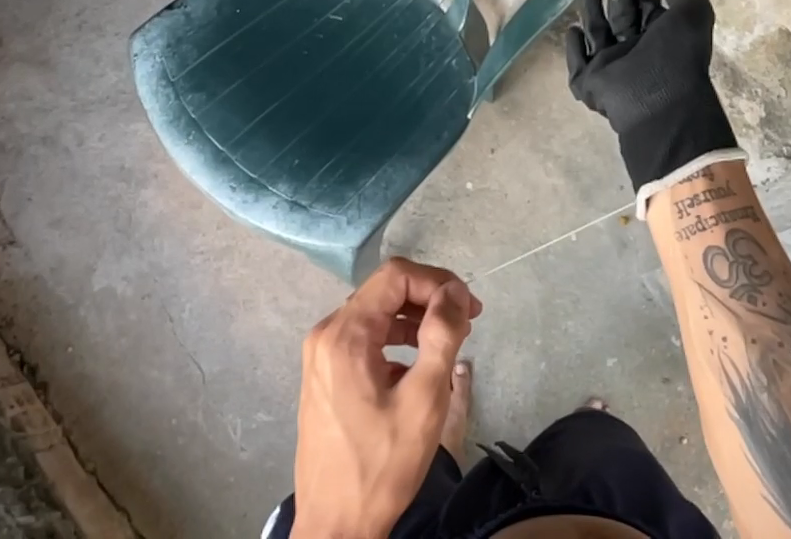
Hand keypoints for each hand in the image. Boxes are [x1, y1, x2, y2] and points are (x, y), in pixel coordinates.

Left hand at [292, 258, 481, 537]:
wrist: (335, 526)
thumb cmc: (382, 464)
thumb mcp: (425, 397)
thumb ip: (442, 334)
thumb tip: (455, 292)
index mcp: (345, 334)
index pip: (397, 276)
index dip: (438, 283)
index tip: (469, 309)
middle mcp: (326, 335)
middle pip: (385, 290)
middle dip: (430, 297)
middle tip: (468, 322)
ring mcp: (321, 355)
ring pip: (377, 312)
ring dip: (416, 317)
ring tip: (450, 340)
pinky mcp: (325, 375)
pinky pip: (365, 336)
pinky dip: (397, 337)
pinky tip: (418, 363)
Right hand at [566, 0, 736, 190]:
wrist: (654, 101)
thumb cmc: (675, 56)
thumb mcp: (693, 16)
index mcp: (661, 38)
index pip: (647, 8)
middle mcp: (636, 51)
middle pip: (622, 19)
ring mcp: (611, 67)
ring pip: (598, 34)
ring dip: (592, 13)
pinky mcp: (589, 82)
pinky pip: (577, 61)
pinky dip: (572, 47)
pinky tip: (572, 30)